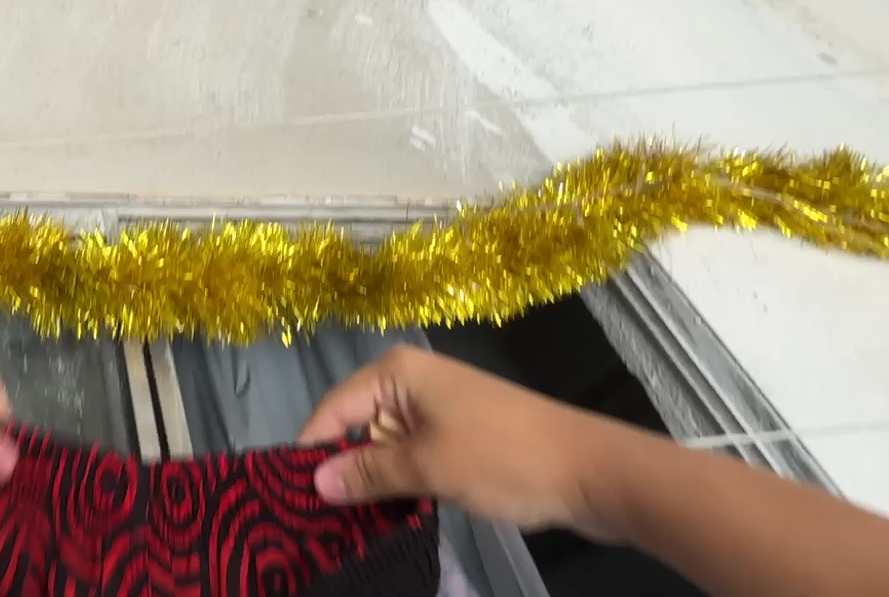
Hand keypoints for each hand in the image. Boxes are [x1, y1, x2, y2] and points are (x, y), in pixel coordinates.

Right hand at [298, 345, 641, 535]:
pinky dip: (406, 476)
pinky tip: (399, 507)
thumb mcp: (429, 467)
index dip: (314, 445)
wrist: (595, 471)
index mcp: (395, 372)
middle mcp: (409, 379)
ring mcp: (436, 404)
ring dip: (379, 476)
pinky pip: (414, 450)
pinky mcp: (459, 429)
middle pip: (358, 422)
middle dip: (346, 464)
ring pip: (386, 441)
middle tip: (325, 512)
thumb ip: (369, 473)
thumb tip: (316, 481)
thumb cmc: (502, 456)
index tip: (292, 488)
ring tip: (356, 517)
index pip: (335, 406)